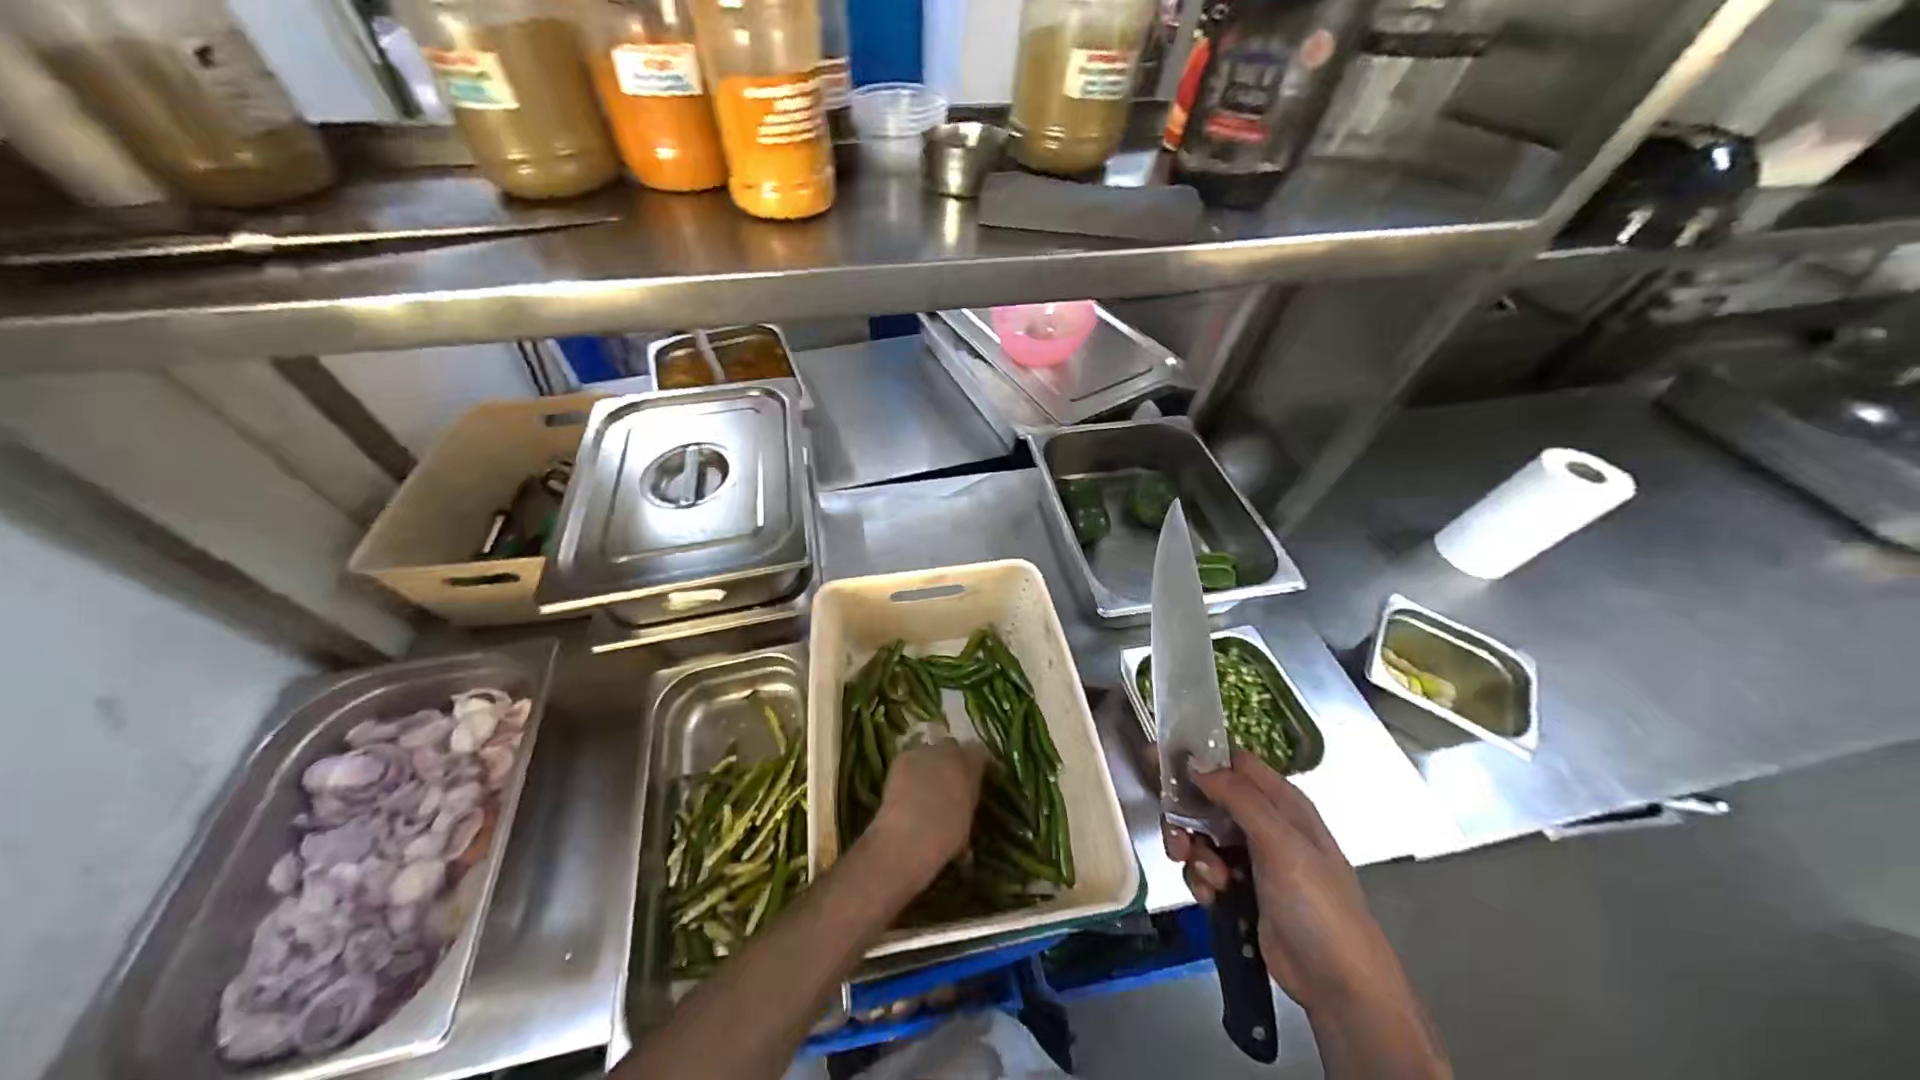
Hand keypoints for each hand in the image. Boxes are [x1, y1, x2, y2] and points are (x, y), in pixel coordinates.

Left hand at [866, 735, 986, 882]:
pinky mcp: (901, 758)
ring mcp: (923, 751)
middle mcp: (949, 751)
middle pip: (952, 746)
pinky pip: (909, 758)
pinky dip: (909, 768)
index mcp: (972, 766)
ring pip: (928, 750)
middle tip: (946, 779)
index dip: (975, 763)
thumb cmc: (947, 835)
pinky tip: (904, 786)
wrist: (911, 834)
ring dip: (928, 762)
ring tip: (922, 783)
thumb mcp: (966, 824)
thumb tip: (963, 821)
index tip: (973, 776)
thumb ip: (966, 809)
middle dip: (950, 759)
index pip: (979, 752)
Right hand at [1164, 752, 1410, 1016]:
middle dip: (1186, 816)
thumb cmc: (1317, 904)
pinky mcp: (1240, 889)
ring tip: (1209, 878)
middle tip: (1178, 838)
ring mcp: (1251, 857)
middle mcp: (1264, 823)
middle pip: (1208, 799)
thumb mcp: (1282, 843)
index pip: (1234, 761)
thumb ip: (1239, 798)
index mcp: (1282, 802)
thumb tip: (1195, 762)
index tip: (1162, 762)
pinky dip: (1202, 881)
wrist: (1337, 984)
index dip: (1199, 758)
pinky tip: (1214, 898)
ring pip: (1201, 835)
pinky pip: (1204, 870)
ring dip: (1194, 854)